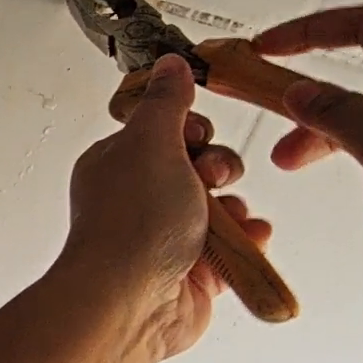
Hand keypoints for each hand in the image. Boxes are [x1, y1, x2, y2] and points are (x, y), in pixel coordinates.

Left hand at [63, 55, 271, 360]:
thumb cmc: (132, 223)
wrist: (132, 298)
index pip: (163, 129)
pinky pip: (233, 245)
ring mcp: (163, 233)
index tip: (192, 136)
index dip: (188, 129)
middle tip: (208, 178)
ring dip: (232, 206)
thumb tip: (169, 65)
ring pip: (219, 204)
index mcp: (115, 162)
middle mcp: (135, 196)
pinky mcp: (190, 269)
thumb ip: (165, 103)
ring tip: (222, 217)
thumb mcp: (150, 143)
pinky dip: (245, 240)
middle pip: (198, 163)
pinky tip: (246, 238)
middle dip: (216, 167)